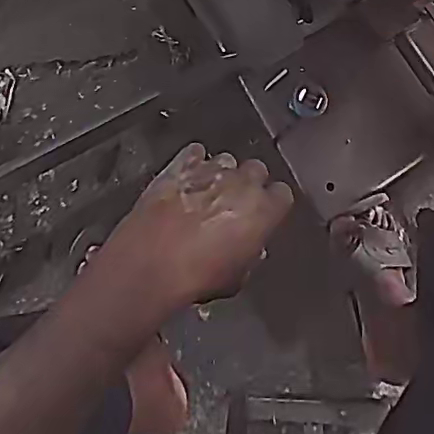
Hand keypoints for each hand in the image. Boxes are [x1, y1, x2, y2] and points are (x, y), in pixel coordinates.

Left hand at [90, 144, 294, 315]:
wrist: (151, 263)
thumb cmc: (199, 276)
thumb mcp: (235, 279)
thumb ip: (249, 257)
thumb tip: (249, 249)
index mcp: (264, 209)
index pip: (282, 195)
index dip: (272, 206)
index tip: (263, 218)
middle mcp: (243, 181)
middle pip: (257, 171)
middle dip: (249, 185)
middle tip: (234, 207)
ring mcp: (211, 168)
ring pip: (226, 161)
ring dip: (221, 175)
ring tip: (206, 195)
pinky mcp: (181, 164)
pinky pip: (195, 154)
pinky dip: (193, 163)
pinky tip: (186, 180)